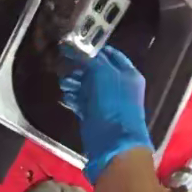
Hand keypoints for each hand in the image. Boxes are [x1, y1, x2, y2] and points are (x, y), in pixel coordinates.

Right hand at [60, 46, 151, 181]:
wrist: (114, 145)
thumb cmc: (112, 104)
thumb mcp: (102, 74)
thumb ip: (89, 60)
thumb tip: (73, 48)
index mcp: (128, 74)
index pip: (111, 55)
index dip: (94, 50)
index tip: (75, 46)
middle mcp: (120, 87)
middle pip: (97, 71)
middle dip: (80, 68)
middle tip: (64, 65)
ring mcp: (108, 103)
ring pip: (88, 87)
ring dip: (74, 83)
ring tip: (62, 83)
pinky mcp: (96, 117)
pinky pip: (83, 102)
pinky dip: (74, 98)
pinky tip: (65, 96)